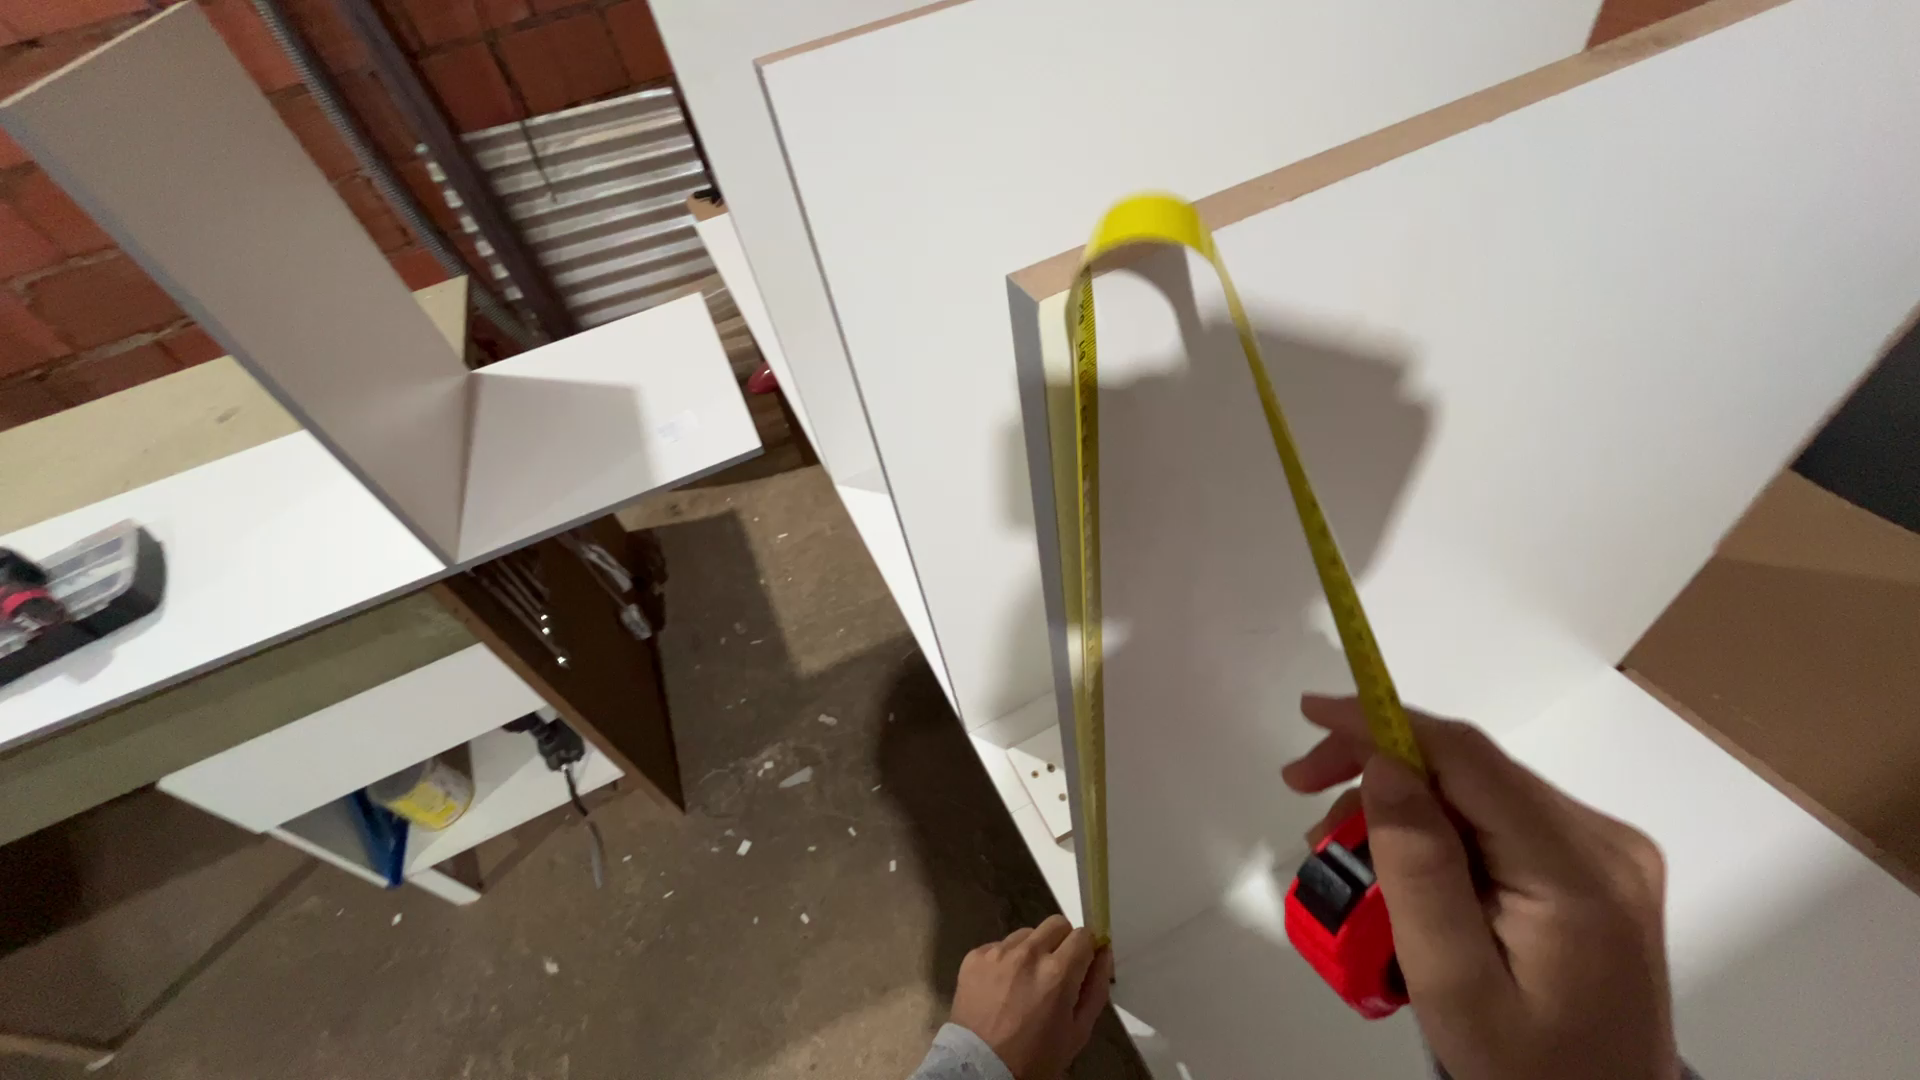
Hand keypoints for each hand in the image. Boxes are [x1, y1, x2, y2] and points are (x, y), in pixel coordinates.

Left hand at [949, 915, 1114, 1079]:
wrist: (980, 1070)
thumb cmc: (1036, 1058)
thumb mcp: (1077, 1032)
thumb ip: (1096, 988)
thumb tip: (1104, 951)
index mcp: (1058, 972)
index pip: (1083, 935)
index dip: (1086, 948)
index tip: (1082, 963)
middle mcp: (1028, 953)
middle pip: (1056, 924)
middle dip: (1063, 942)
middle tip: (1056, 971)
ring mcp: (998, 951)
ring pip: (1027, 933)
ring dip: (1033, 950)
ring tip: (1025, 982)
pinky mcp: (975, 955)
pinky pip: (1000, 945)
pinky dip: (1006, 960)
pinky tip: (1002, 987)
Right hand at [1282, 695, 1680, 1079]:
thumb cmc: (1517, 1062)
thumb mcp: (1451, 980)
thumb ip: (1419, 872)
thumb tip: (1383, 766)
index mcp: (1577, 871)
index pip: (1467, 758)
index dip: (1383, 722)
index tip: (1310, 713)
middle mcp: (1600, 840)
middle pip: (1464, 764)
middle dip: (1373, 763)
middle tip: (1300, 785)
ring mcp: (1598, 848)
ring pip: (1468, 783)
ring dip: (1393, 796)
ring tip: (1337, 842)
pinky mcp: (1583, 861)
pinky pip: (1485, 811)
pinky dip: (1425, 819)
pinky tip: (1391, 851)